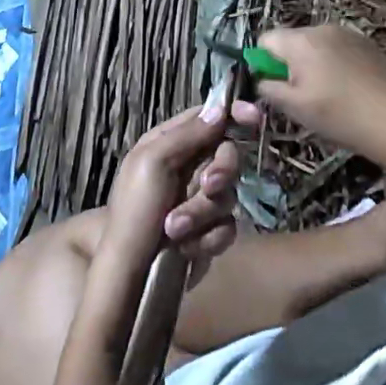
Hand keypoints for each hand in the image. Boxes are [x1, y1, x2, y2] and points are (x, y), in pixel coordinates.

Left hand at [104, 98, 262, 267]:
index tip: (254, 117)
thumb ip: (188, 134)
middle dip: (221, 171)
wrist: (131, 276)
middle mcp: (186, 167)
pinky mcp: (208, 232)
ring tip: (174, 229)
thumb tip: (219, 108)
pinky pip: (227, 227)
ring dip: (201, 214)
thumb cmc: (135, 212)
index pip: (207, 117)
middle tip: (207, 186)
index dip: (232, 114)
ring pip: (227, 195)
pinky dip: (208, 238)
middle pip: (226, 154)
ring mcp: (198, 200)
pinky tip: (186, 248)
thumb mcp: (153, 163)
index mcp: (168, 143)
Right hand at [255, 25, 385, 167]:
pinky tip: (349, 93)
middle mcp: (323, 28)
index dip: (263, 63)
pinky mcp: (369, 45)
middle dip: (290, 66)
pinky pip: (338, 50)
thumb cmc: (343, 117)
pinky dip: (335, 67)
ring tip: (329, 99)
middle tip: (302, 99)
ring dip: (313, 67)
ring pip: (315, 47)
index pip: (265, 40)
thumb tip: (261, 80)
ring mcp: (349, 34)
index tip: (275, 89)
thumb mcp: (296, 109)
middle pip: (291, 41)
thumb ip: (269, 89)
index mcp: (301, 40)